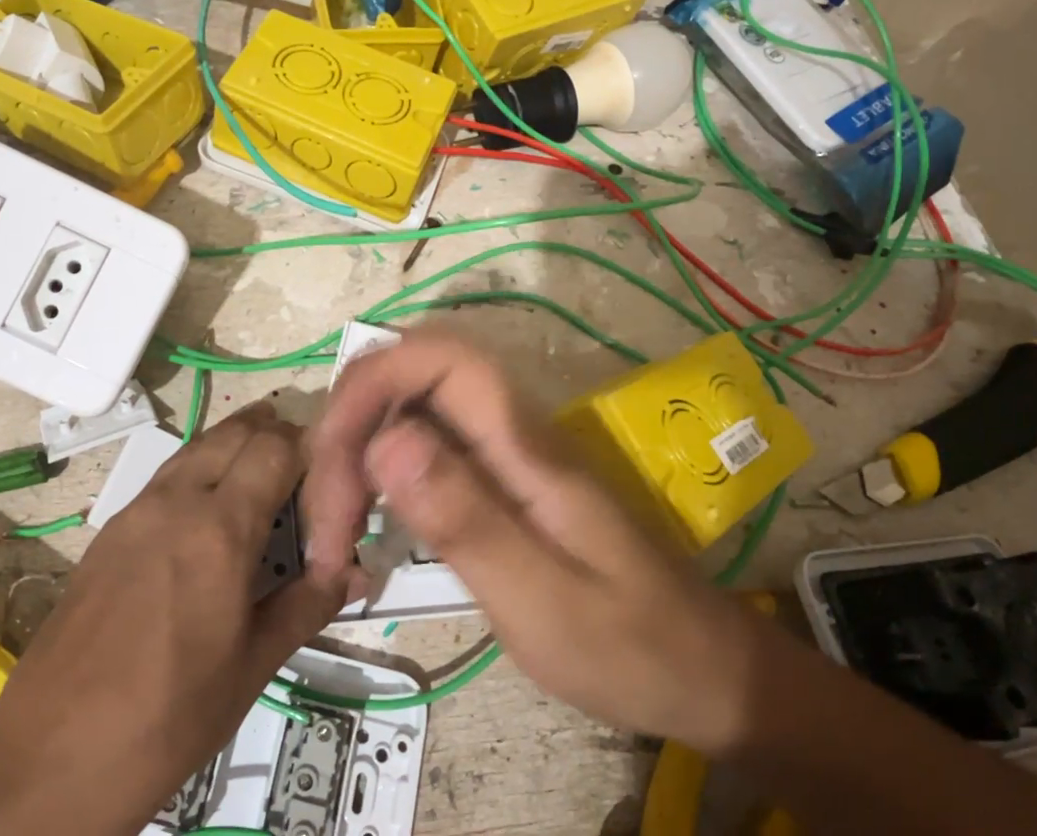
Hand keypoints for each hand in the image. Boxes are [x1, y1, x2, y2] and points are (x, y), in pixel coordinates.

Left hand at [0, 404, 353, 835]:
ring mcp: (133, 512)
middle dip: (275, 436)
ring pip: (194, 449)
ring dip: (234, 449)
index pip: (275, 448)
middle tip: (307, 474)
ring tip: (267, 484)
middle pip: (234, 433)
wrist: (54, 754)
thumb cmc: (171, 715)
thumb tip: (357, 570)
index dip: (311, 448)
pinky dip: (199, 474)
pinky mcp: (107, 533)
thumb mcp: (254, 665)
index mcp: (219, 528)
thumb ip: (308, 604)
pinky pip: (165, 480)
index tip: (334, 476)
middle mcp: (174, 501)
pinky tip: (211, 520)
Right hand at [302, 332, 761, 750]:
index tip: (331, 460)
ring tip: (337, 538)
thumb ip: (466, 520)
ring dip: (356, 460)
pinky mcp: (497, 485)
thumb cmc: (631, 649)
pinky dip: (377, 481)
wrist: (707, 677)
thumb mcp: (543, 600)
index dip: (372, 381)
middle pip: (411, 381)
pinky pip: (420, 453)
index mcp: (527, 447)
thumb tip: (385, 440)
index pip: (442, 358)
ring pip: (407, 415)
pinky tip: (366, 532)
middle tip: (329, 526)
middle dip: (348, 432)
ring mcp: (505, 458)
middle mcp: (513, 434)